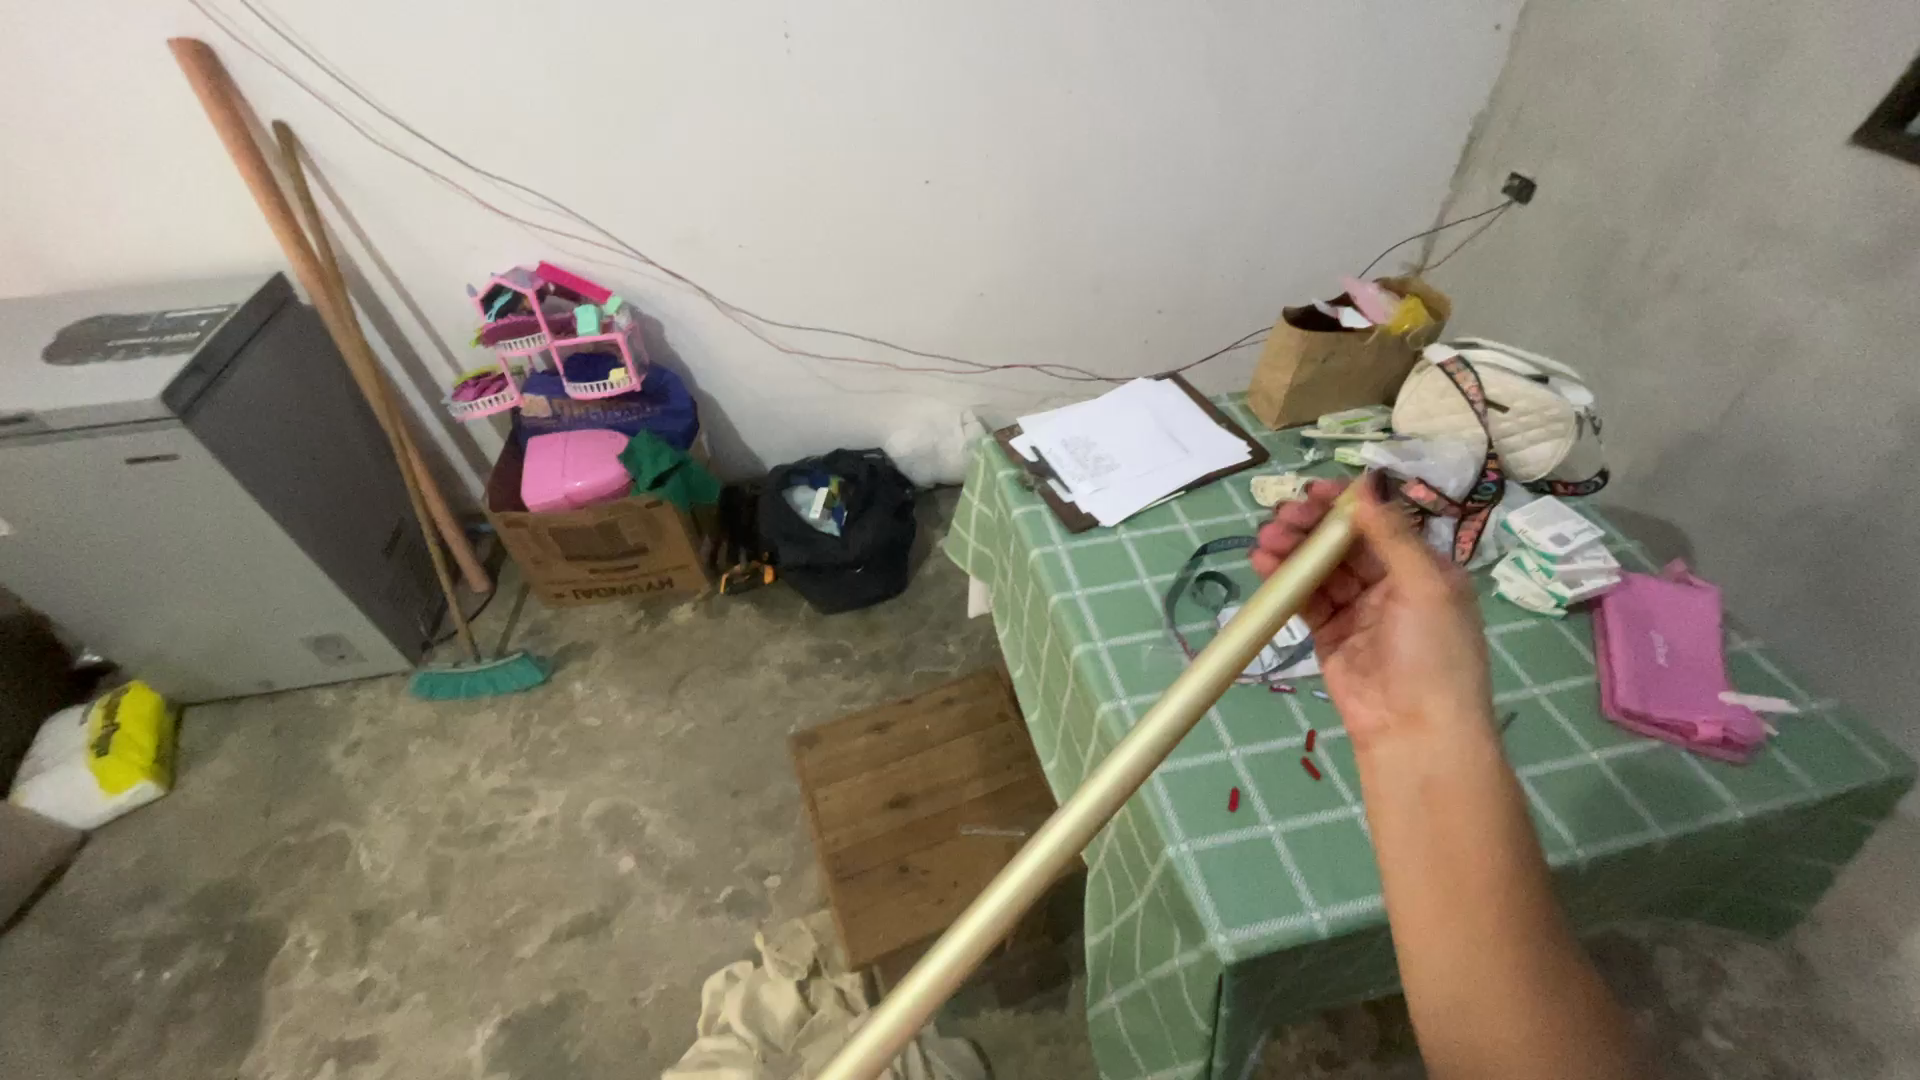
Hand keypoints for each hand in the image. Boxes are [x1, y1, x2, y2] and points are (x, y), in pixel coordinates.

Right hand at [1251, 477, 1493, 750]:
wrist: (1415, 729)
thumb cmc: (1433, 654)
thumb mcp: (1425, 586)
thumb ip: (1391, 535)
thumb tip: (1369, 480)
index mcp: (1423, 569)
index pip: (1380, 524)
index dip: (1347, 505)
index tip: (1312, 491)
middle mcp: (1390, 585)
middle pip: (1343, 543)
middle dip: (1312, 526)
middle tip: (1281, 516)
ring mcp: (1356, 609)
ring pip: (1319, 568)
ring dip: (1292, 550)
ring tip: (1264, 539)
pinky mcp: (1328, 633)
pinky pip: (1304, 597)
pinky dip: (1284, 579)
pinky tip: (1263, 563)